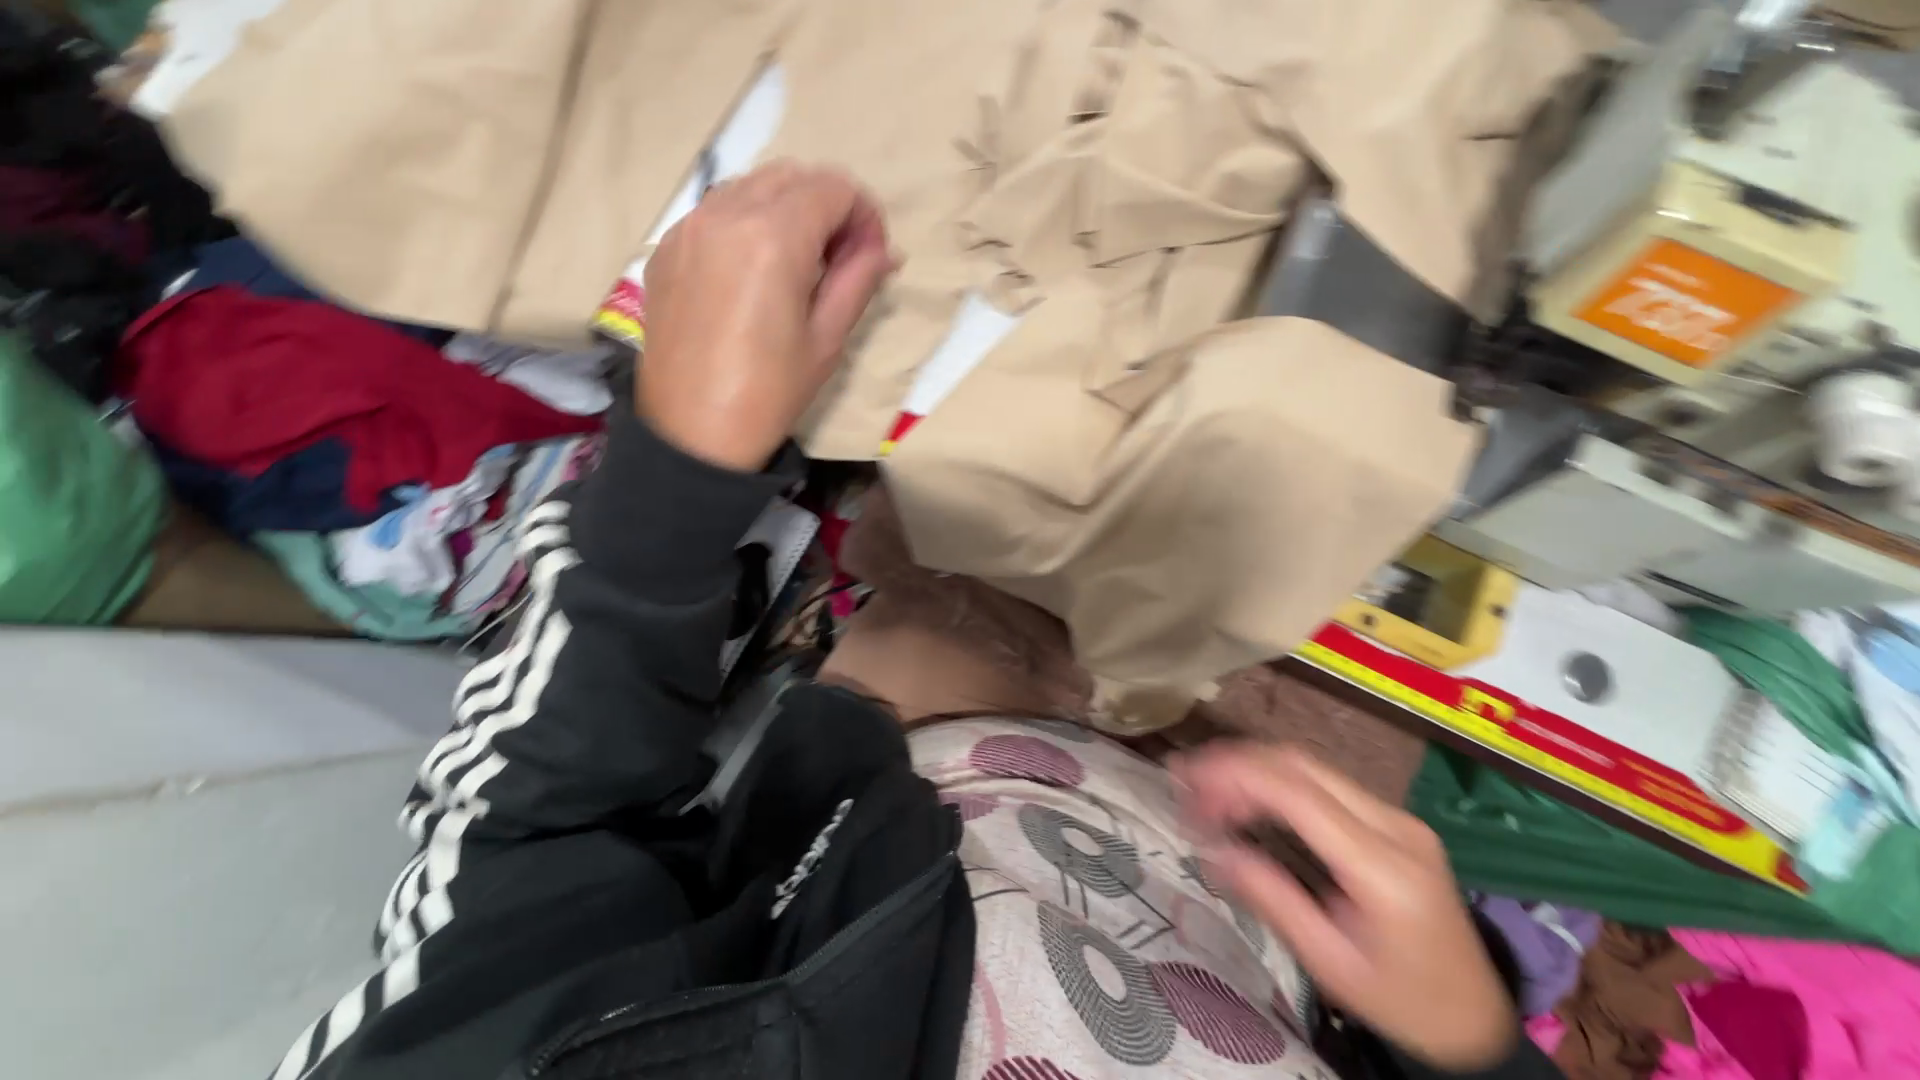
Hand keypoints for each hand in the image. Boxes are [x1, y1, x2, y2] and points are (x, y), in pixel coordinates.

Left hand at [640, 161, 891, 470]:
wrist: (692, 433)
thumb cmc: (769, 393)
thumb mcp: (827, 339)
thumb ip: (858, 279)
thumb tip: (885, 250)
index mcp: (773, 236)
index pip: (834, 188)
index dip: (865, 215)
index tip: (871, 255)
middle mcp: (726, 214)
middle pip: (794, 176)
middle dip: (828, 206)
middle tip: (840, 259)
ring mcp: (689, 227)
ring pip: (752, 186)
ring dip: (787, 209)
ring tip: (799, 263)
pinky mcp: (667, 249)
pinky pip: (717, 211)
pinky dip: (747, 222)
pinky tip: (755, 271)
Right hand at [1177, 744, 1517, 1072]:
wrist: (1474, 1020)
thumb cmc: (1401, 1003)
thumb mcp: (1330, 963)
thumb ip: (1273, 900)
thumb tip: (1214, 850)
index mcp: (1383, 866)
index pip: (1298, 794)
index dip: (1235, 778)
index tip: (1187, 786)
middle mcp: (1395, 826)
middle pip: (1302, 765)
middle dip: (1236, 763)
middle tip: (1184, 781)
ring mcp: (1398, 819)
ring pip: (1312, 767)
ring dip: (1253, 768)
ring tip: (1203, 787)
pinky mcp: (1393, 822)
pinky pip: (1325, 784)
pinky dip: (1276, 782)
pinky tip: (1245, 798)